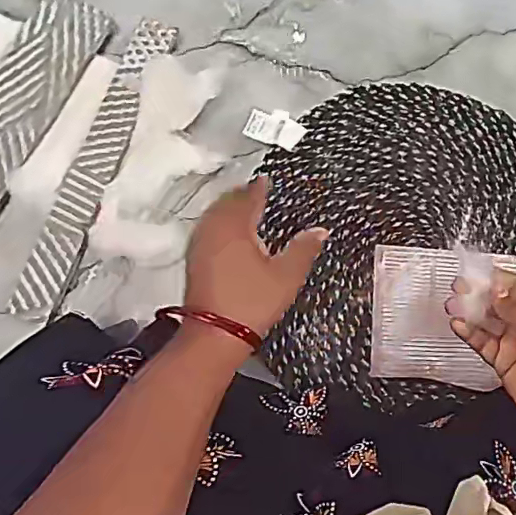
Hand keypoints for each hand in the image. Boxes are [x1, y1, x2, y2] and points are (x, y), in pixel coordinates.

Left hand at [184, 176, 327, 336]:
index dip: (259, 188)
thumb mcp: (286, 275)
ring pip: (213, 216)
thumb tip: (321, 230)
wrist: (216, 335)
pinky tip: (229, 233)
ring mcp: (200, 245)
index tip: (266, 179)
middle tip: (255, 191)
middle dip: (241, 195)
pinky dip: (220, 223)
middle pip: (226, 203)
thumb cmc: (252, 302)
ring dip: (228, 208)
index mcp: (236, 227)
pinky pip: (208, 229)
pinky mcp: (194, 260)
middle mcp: (213, 230)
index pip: (248, 198)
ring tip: (244, 208)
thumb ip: (303, 249)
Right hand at [449, 271, 515, 413]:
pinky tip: (459, 324)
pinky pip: (482, 341)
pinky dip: (469, 332)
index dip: (497, 280)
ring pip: (488, 320)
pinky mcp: (503, 358)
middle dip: (479, 294)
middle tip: (461, 287)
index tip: (479, 275)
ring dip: (470, 311)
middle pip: (499, 301)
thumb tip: (496, 292)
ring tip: (454, 304)